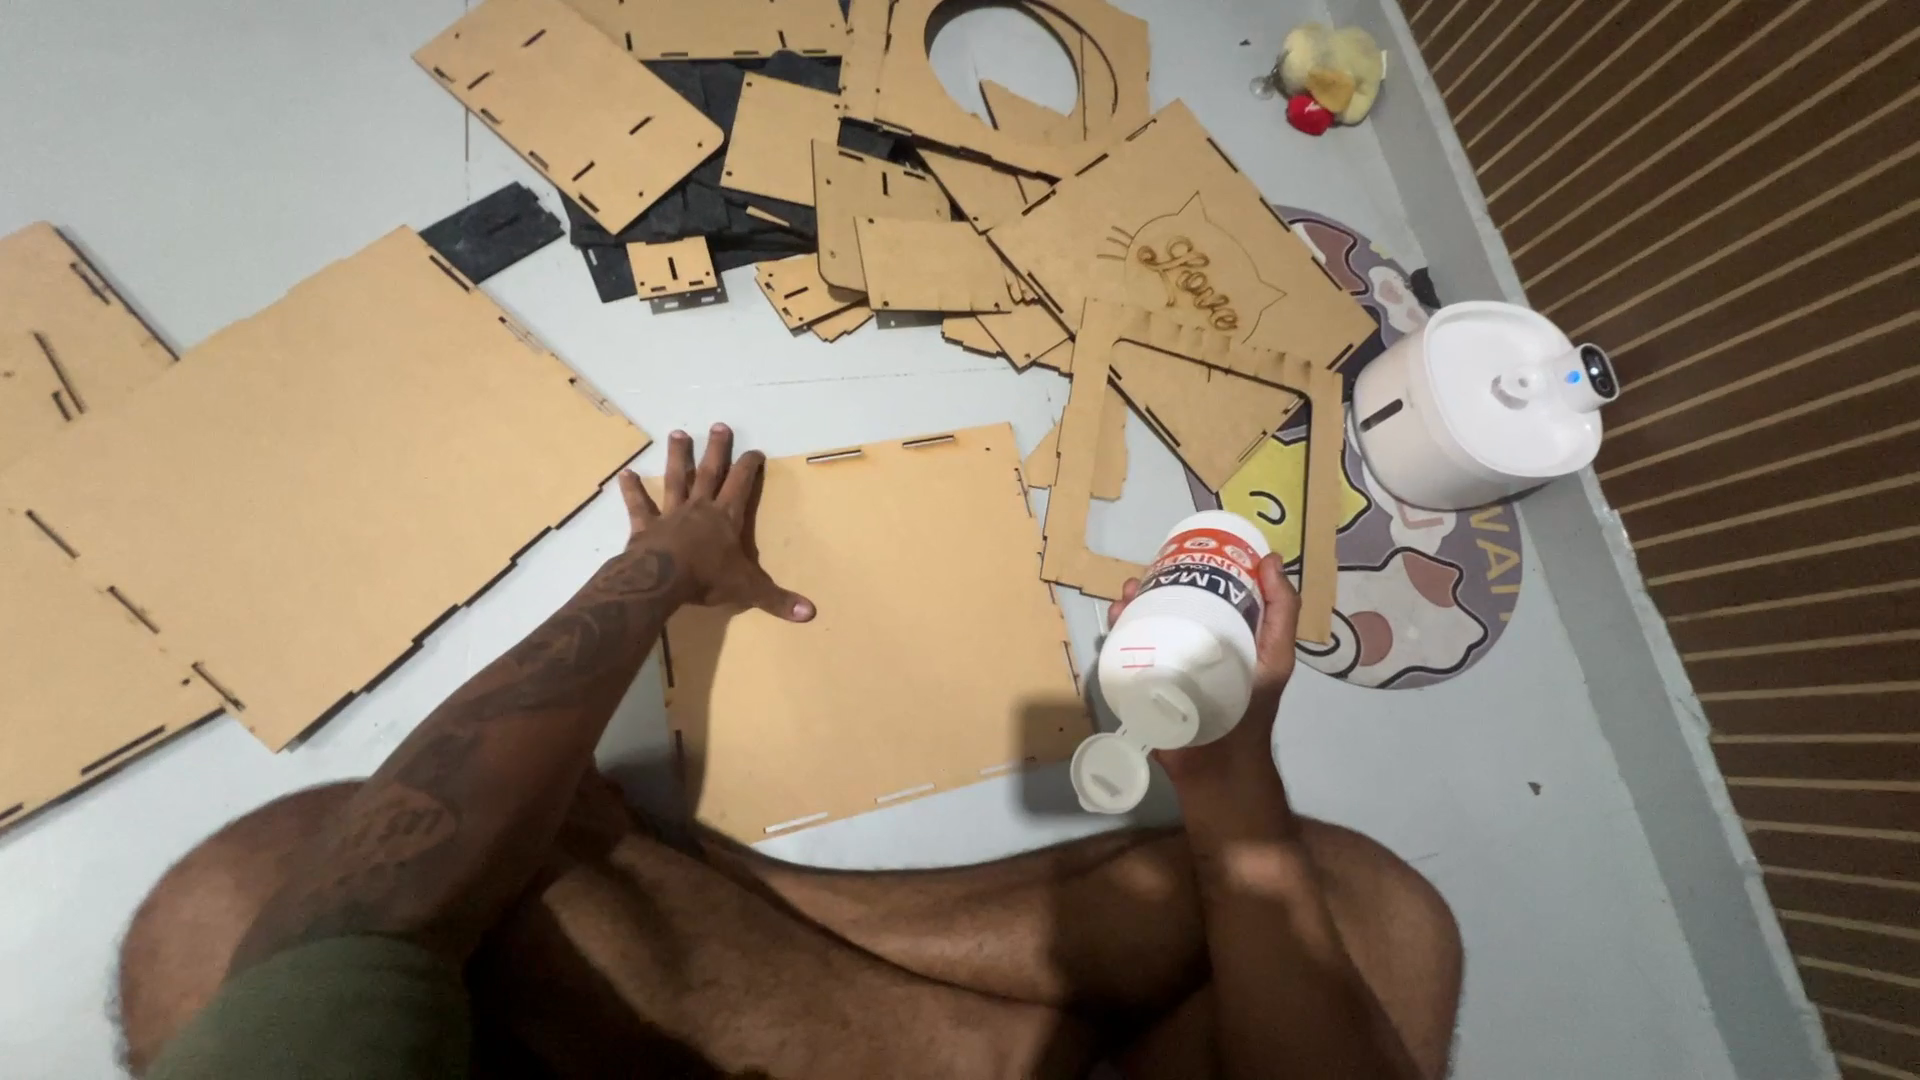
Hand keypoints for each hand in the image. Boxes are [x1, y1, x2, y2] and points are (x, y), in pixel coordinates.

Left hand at [615, 424, 814, 621]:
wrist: (662, 581)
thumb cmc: (708, 579)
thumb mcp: (749, 590)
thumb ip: (778, 600)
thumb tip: (812, 614)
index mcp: (726, 518)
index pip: (741, 485)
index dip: (749, 466)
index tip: (755, 451)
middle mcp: (700, 508)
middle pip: (710, 472)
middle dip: (717, 449)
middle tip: (719, 425)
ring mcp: (671, 514)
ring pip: (676, 480)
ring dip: (678, 457)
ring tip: (678, 434)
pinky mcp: (645, 526)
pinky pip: (639, 506)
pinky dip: (632, 490)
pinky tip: (624, 475)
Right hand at [1105, 553, 1298, 786]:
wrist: (1217, 764)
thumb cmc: (1251, 709)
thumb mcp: (1275, 657)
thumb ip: (1281, 613)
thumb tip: (1269, 560)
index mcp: (1220, 637)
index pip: (1202, 596)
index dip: (1190, 572)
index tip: (1179, 554)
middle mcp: (1188, 646)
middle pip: (1165, 607)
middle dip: (1149, 587)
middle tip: (1141, 577)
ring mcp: (1162, 665)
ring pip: (1140, 626)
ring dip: (1128, 606)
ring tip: (1125, 597)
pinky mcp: (1141, 683)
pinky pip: (1124, 652)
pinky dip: (1116, 633)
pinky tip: (1114, 621)